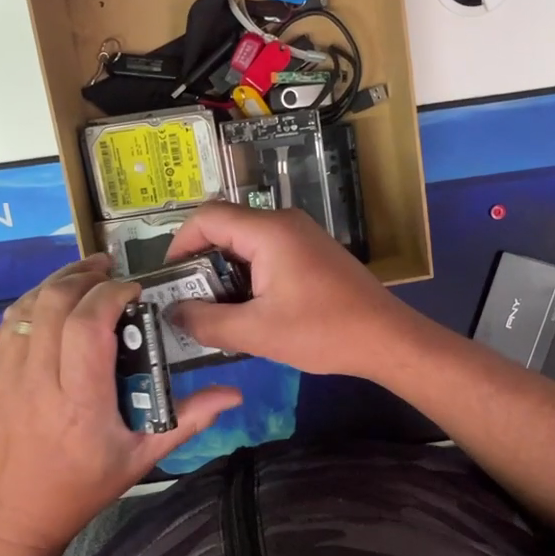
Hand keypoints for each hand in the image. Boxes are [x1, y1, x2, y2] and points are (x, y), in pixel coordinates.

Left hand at [0, 255, 241, 554]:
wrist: (15, 514)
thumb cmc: (83, 487)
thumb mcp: (142, 458)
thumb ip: (188, 420)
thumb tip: (234, 394)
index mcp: (81, 402)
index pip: (89, 326)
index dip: (112, 295)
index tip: (135, 291)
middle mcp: (40, 381)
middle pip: (57, 305)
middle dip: (86, 277)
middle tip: (113, 272)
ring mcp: (9, 376)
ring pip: (29, 307)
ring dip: (59, 281)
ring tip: (88, 274)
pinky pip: (10, 322)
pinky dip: (36, 300)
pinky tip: (58, 299)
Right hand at [161, 203, 428, 378]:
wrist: (385, 338)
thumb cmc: (322, 332)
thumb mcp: (256, 332)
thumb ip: (206, 322)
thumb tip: (172, 313)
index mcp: (268, 232)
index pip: (207, 217)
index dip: (179, 244)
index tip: (169, 280)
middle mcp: (284, 223)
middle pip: (226, 229)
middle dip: (201, 265)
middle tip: (189, 303)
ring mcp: (302, 236)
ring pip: (246, 244)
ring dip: (226, 275)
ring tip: (216, 313)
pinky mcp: (312, 254)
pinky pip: (267, 254)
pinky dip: (249, 277)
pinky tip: (249, 311)